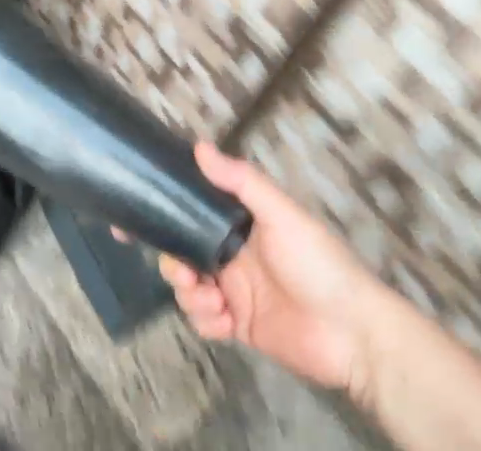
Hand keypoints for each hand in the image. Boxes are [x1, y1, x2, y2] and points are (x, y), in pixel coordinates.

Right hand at [156, 143, 382, 393]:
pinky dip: (206, 321)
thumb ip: (241, 182)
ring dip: (190, 295)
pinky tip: (226, 322)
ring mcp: (233, 292)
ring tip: (214, 301)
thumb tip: (199, 146)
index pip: (190, 212)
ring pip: (187, 289)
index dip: (160, 214)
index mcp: (239, 224)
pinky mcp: (238, 326)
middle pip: (180, 253)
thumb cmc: (319, 264)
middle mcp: (230, 254)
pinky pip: (203, 322)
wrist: (353, 335)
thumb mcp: (282, 215)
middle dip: (173, 264)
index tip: (127, 219)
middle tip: (186, 275)